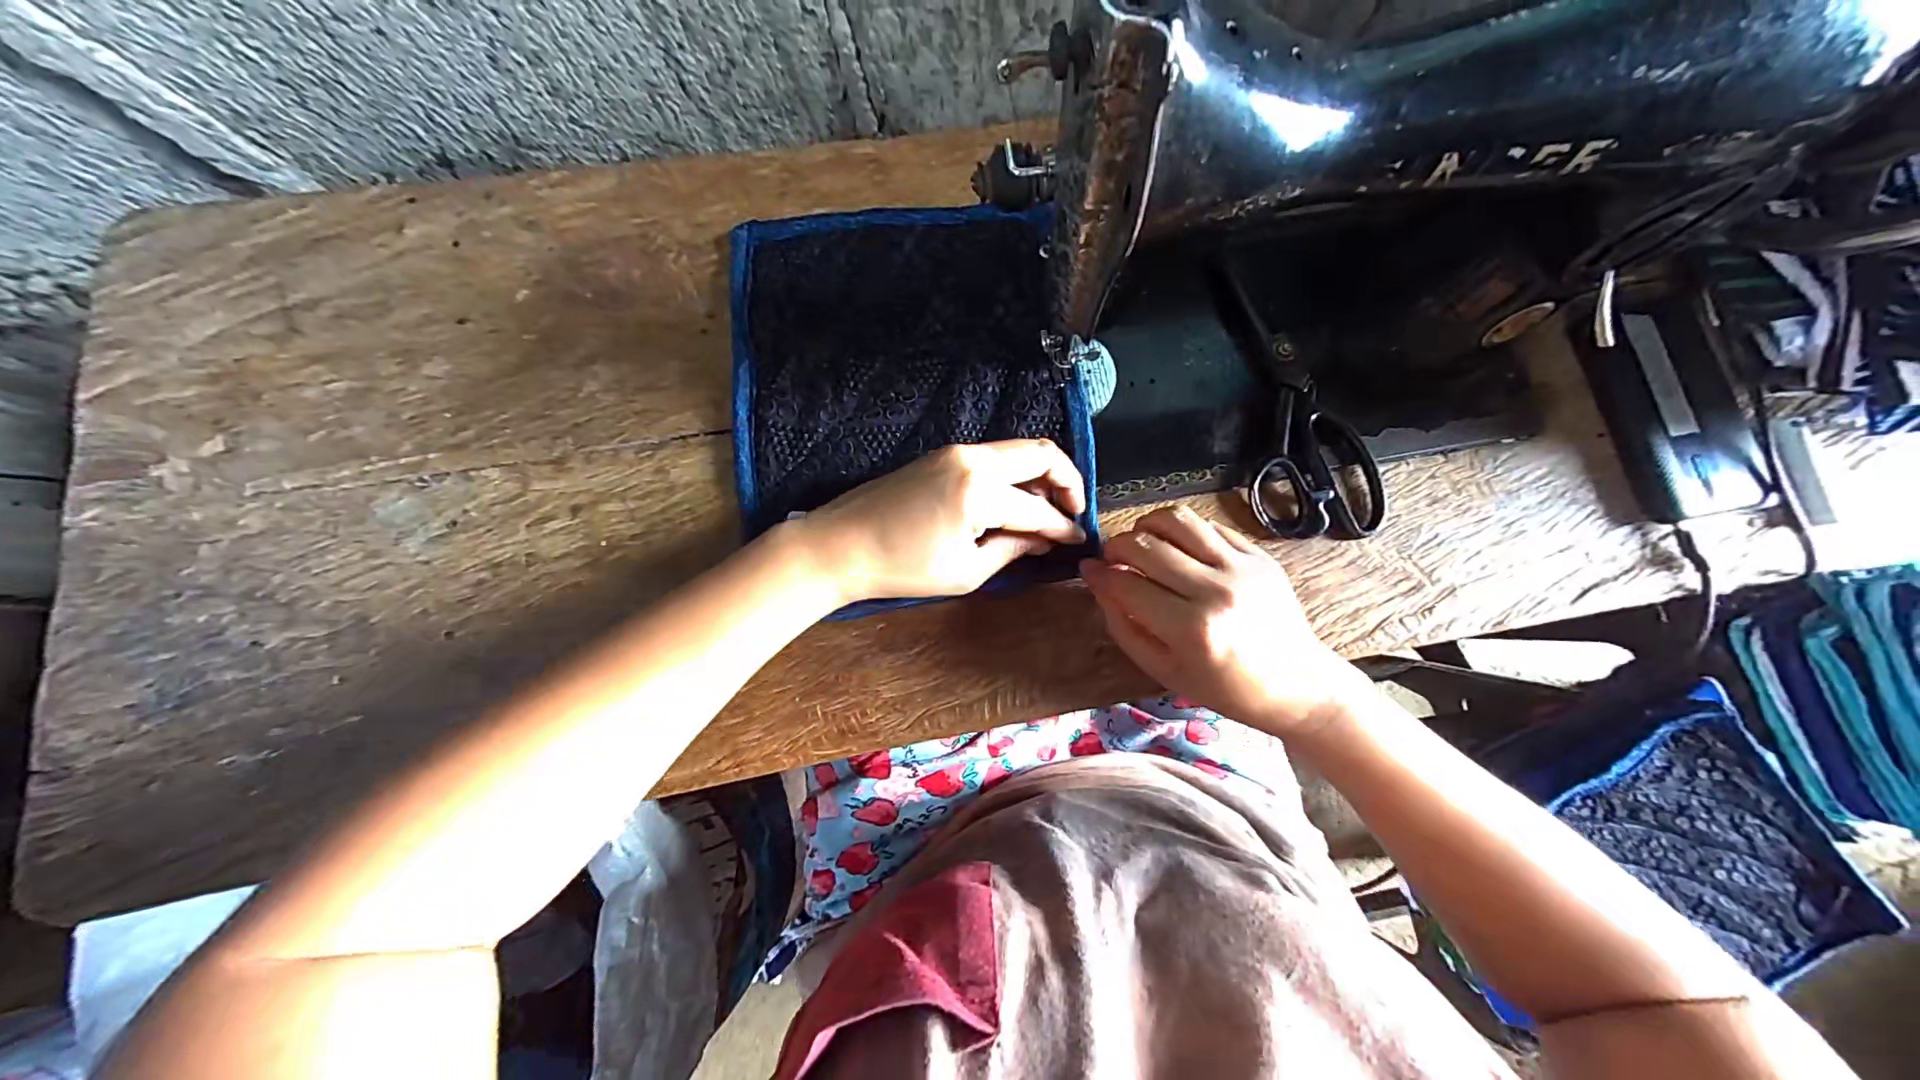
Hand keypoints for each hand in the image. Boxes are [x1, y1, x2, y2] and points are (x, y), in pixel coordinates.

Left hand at [791, 439, 1087, 604]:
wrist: (838, 546)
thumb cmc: (900, 567)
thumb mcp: (965, 571)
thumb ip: (1012, 550)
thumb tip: (1044, 540)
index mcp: (978, 489)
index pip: (1039, 507)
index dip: (1065, 526)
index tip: (1080, 539)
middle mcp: (971, 458)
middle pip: (1041, 453)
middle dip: (1067, 481)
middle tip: (1073, 513)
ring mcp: (953, 451)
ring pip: (1017, 451)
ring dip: (1040, 476)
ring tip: (1046, 512)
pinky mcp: (940, 455)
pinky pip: (993, 456)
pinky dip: (1013, 475)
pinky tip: (1013, 504)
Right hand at [1080, 505, 1371, 736]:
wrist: (1299, 685)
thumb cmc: (1226, 688)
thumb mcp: (1163, 669)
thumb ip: (1123, 624)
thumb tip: (1097, 579)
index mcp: (1192, 629)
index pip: (1126, 585)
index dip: (1098, 574)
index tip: (1088, 570)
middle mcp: (1216, 591)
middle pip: (1145, 545)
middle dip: (1116, 547)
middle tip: (1113, 559)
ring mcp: (1242, 568)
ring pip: (1177, 520)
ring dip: (1147, 526)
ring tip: (1142, 544)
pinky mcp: (1259, 555)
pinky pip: (1208, 525)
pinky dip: (1181, 531)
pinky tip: (1177, 549)